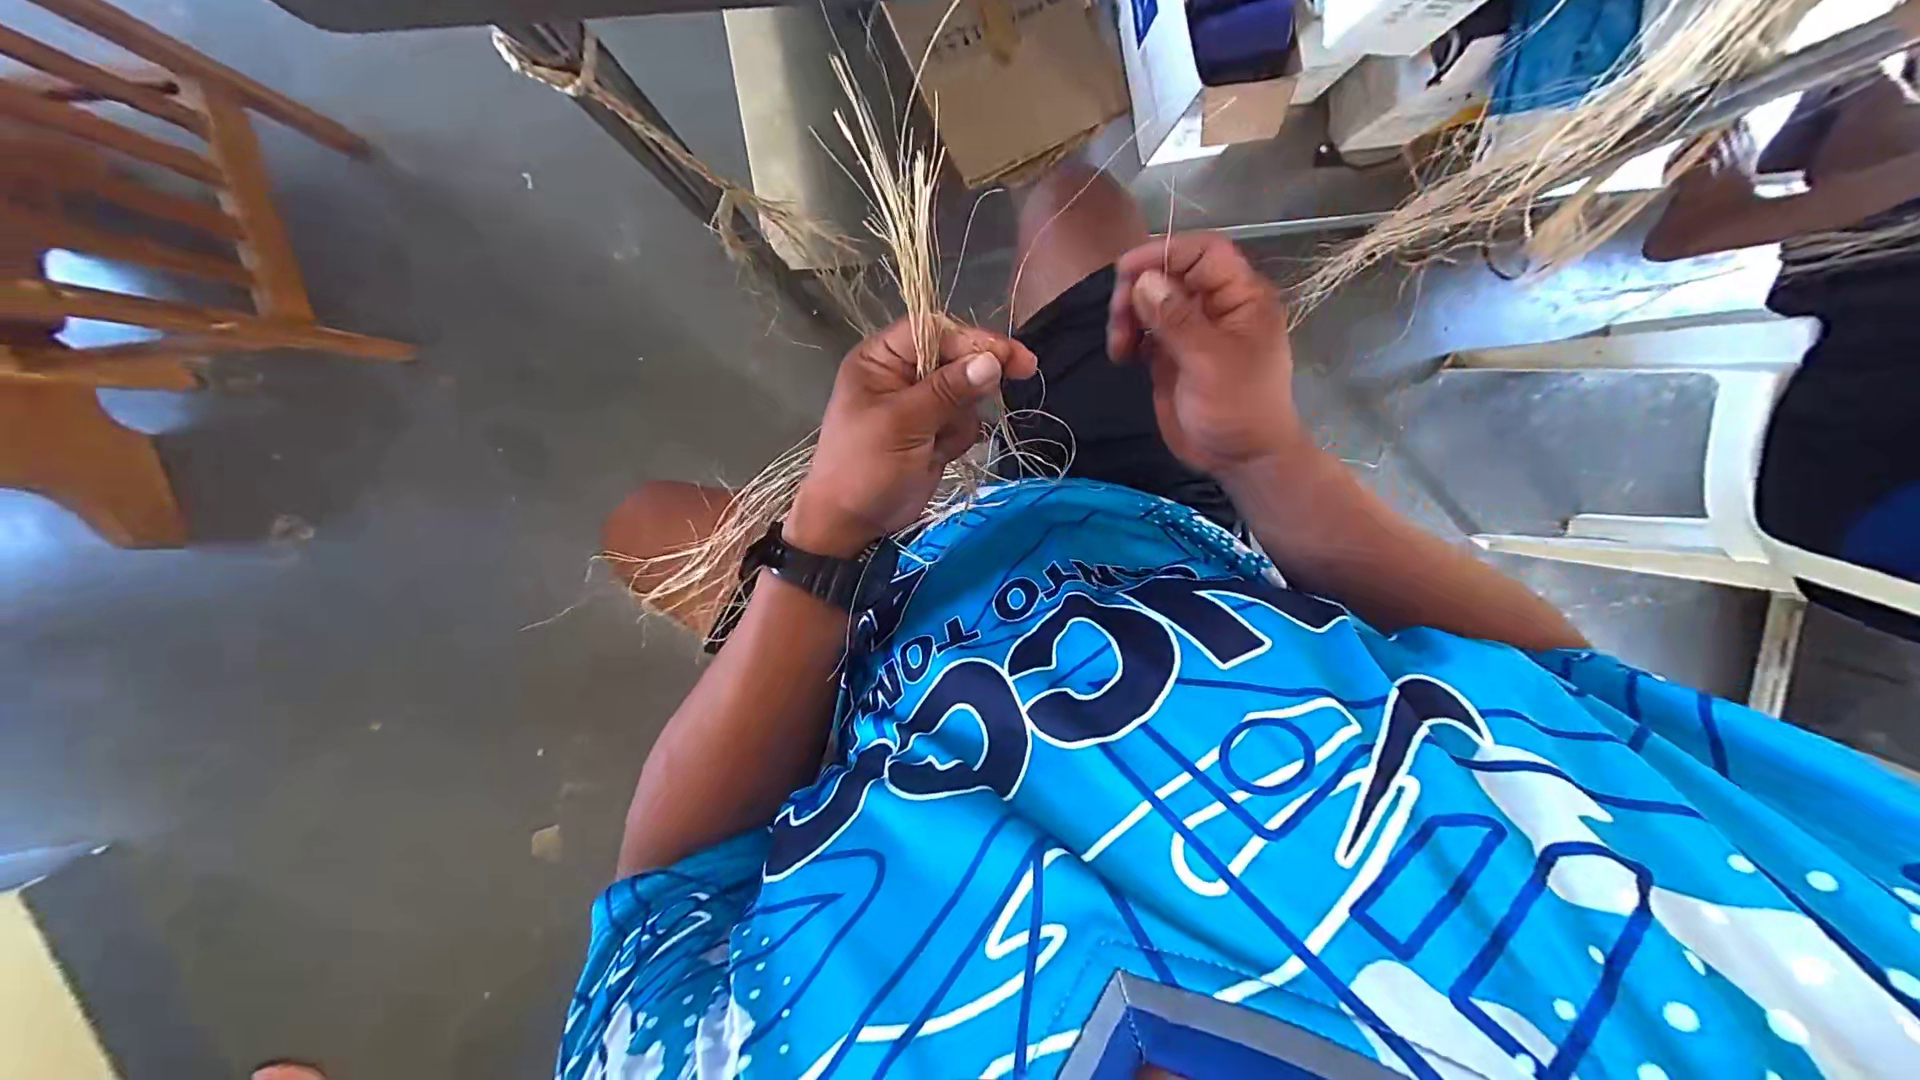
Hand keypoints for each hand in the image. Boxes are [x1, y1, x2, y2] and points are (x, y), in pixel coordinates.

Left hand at [788, 318, 1037, 556]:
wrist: (853, 523)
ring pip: (967, 391)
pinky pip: (966, 420)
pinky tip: (940, 454)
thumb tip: (992, 361)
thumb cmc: (864, 468)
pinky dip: (959, 436)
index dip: (971, 339)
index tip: (1007, 354)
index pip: (933, 330)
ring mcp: (921, 403)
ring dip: (963, 416)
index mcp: (880, 359)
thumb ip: (947, 390)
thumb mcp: (902, 424)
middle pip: (956, 356)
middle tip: (1023, 371)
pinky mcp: (935, 430)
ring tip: (939, 442)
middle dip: (975, 377)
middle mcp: (902, 374)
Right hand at [1107, 231, 1307, 478]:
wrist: (1239, 458)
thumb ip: (1176, 319)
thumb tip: (1143, 280)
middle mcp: (1213, 307)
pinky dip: (1128, 337)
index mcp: (1239, 298)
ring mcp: (1189, 332)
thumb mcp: (1210, 361)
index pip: (1204, 253)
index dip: (1166, 253)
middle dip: (1138, 291)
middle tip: (1119, 322)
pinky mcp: (1169, 356)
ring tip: (1119, 348)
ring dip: (1127, 316)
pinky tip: (1122, 356)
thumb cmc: (1238, 408)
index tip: (1126, 272)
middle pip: (1169, 275)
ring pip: (1150, 302)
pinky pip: (1143, 332)